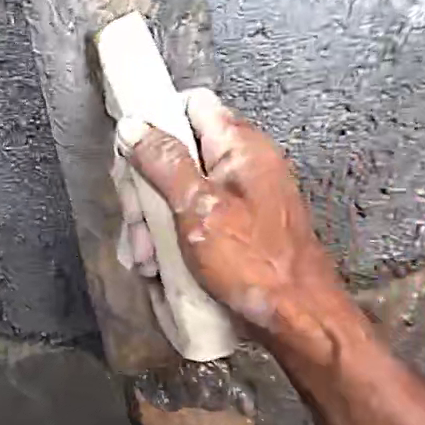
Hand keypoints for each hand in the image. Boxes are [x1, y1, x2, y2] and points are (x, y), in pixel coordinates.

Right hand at [120, 90, 346, 340]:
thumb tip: (131, 125)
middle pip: (172, 153)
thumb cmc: (252, 264)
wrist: (294, 320)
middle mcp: (236, 165)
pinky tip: (156, 266)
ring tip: (146, 259)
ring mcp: (231, 198)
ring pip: (171, 192)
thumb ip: (164, 163)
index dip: (157, 121)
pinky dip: (164, 241)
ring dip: (149, 225)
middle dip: (144, 190)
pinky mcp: (225, 228)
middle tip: (138, 224)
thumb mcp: (199, 210)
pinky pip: (183, 220)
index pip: (192, 105)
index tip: (130, 156)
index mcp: (239, 147)